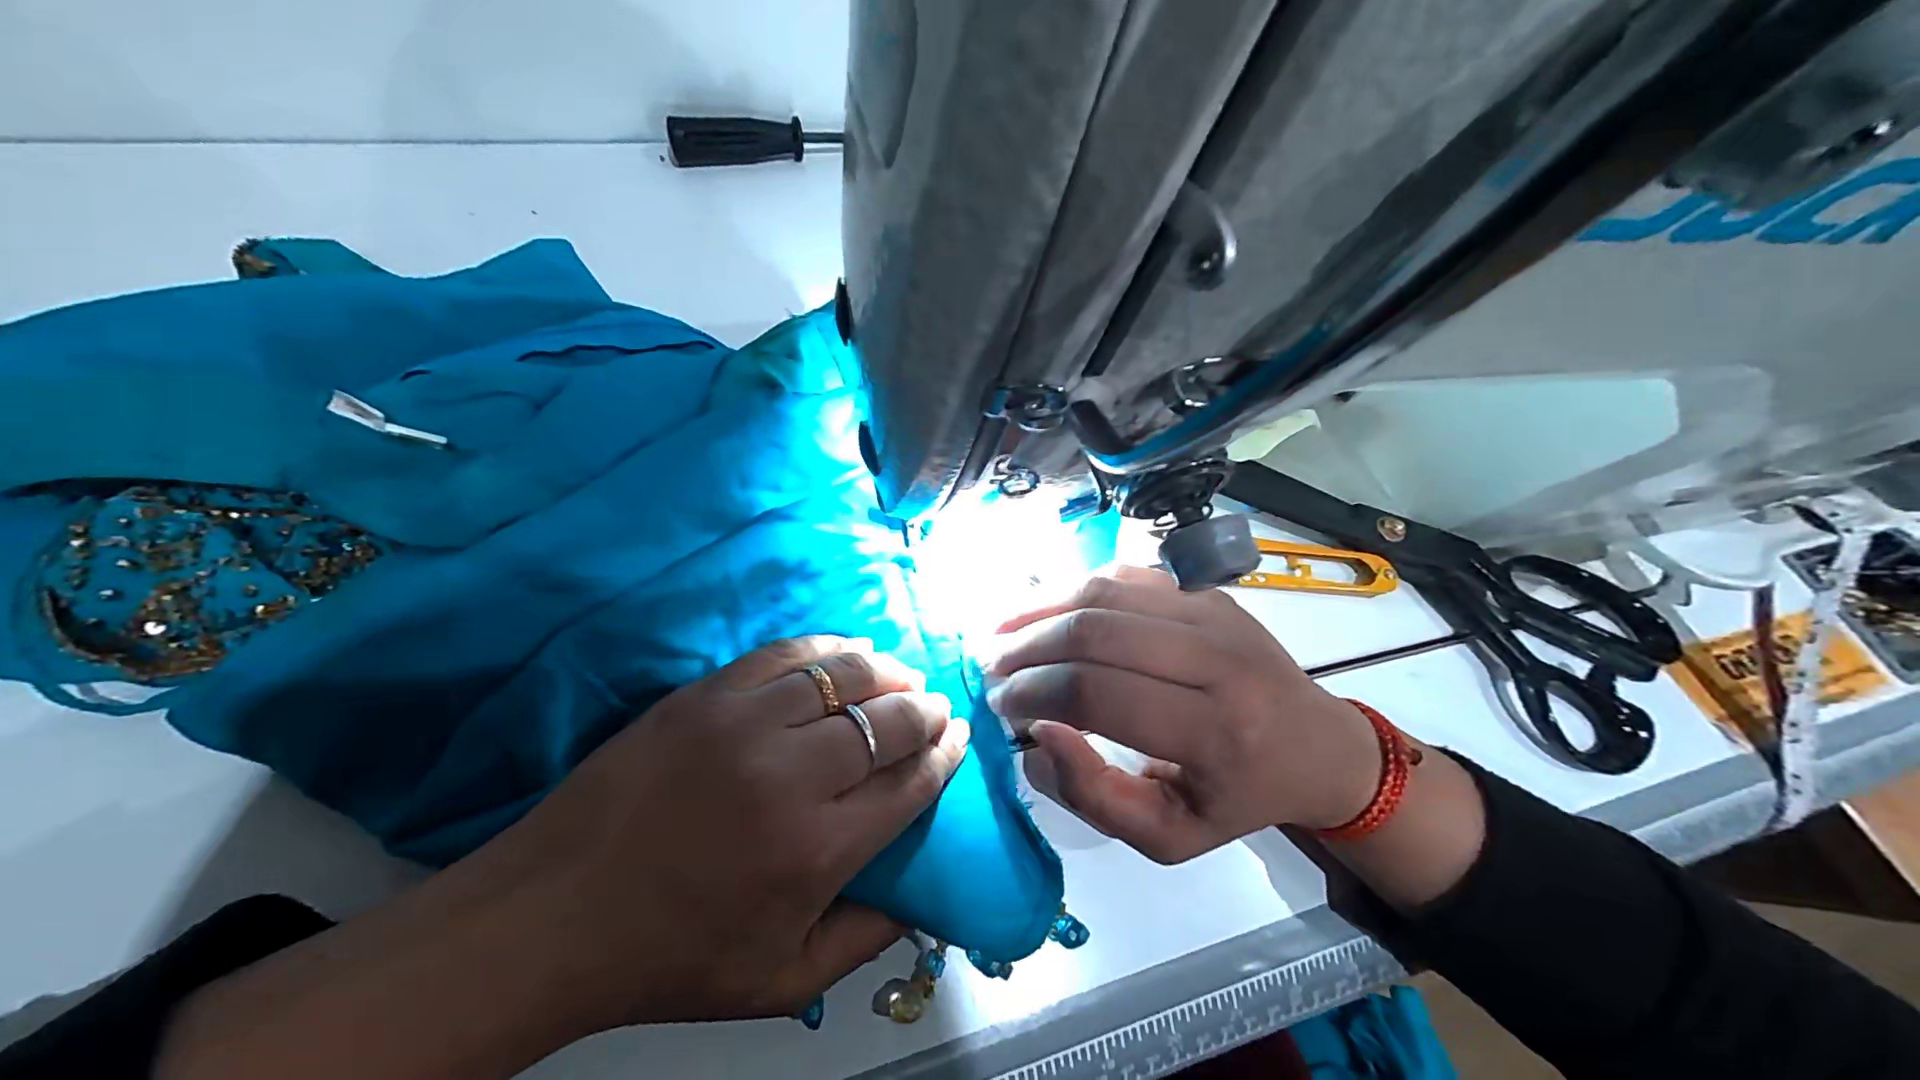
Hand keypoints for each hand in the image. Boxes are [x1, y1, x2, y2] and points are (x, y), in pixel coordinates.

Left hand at [510, 634, 970, 1026]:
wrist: (554, 914)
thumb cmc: (672, 954)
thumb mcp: (783, 982)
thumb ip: (865, 939)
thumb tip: (924, 898)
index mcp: (817, 851)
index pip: (909, 783)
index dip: (943, 755)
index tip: (956, 739)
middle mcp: (790, 777)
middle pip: (887, 722)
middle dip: (925, 711)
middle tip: (935, 707)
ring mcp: (743, 725)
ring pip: (843, 676)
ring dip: (887, 671)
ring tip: (902, 675)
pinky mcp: (704, 696)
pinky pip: (785, 654)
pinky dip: (828, 648)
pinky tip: (846, 652)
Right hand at [986, 566, 1379, 861]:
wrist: (1314, 745)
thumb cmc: (1237, 799)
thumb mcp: (1169, 837)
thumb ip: (1094, 796)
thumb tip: (1037, 738)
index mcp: (1215, 732)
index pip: (1097, 693)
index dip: (1033, 695)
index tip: (1001, 708)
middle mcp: (1218, 659)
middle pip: (1093, 632)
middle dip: (1025, 648)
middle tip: (991, 670)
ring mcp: (1213, 612)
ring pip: (1103, 591)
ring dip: (1038, 610)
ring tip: (1000, 634)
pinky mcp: (1205, 591)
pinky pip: (1123, 576)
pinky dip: (1072, 590)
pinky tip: (1044, 613)